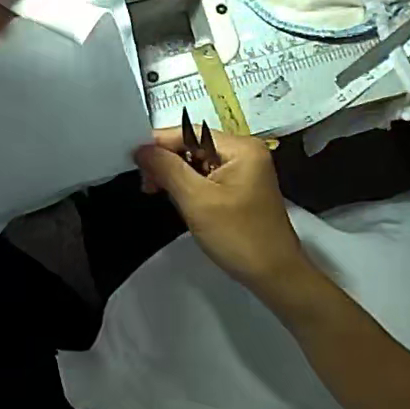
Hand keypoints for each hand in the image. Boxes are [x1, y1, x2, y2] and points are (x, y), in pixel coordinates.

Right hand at [134, 129, 321, 301]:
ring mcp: (244, 170)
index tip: (133, 159)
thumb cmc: (239, 237)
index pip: (190, 133)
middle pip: (194, 145)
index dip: (159, 143)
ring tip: (157, 191)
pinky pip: (207, 176)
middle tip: (146, 183)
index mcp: (241, 147)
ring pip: (198, 161)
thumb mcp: (197, 201)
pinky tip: (177, 198)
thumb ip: (167, 169)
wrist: (275, 275)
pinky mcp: (240, 187)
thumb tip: (141, 149)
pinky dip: (189, 185)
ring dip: (176, 174)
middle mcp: (245, 152)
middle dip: (167, 161)